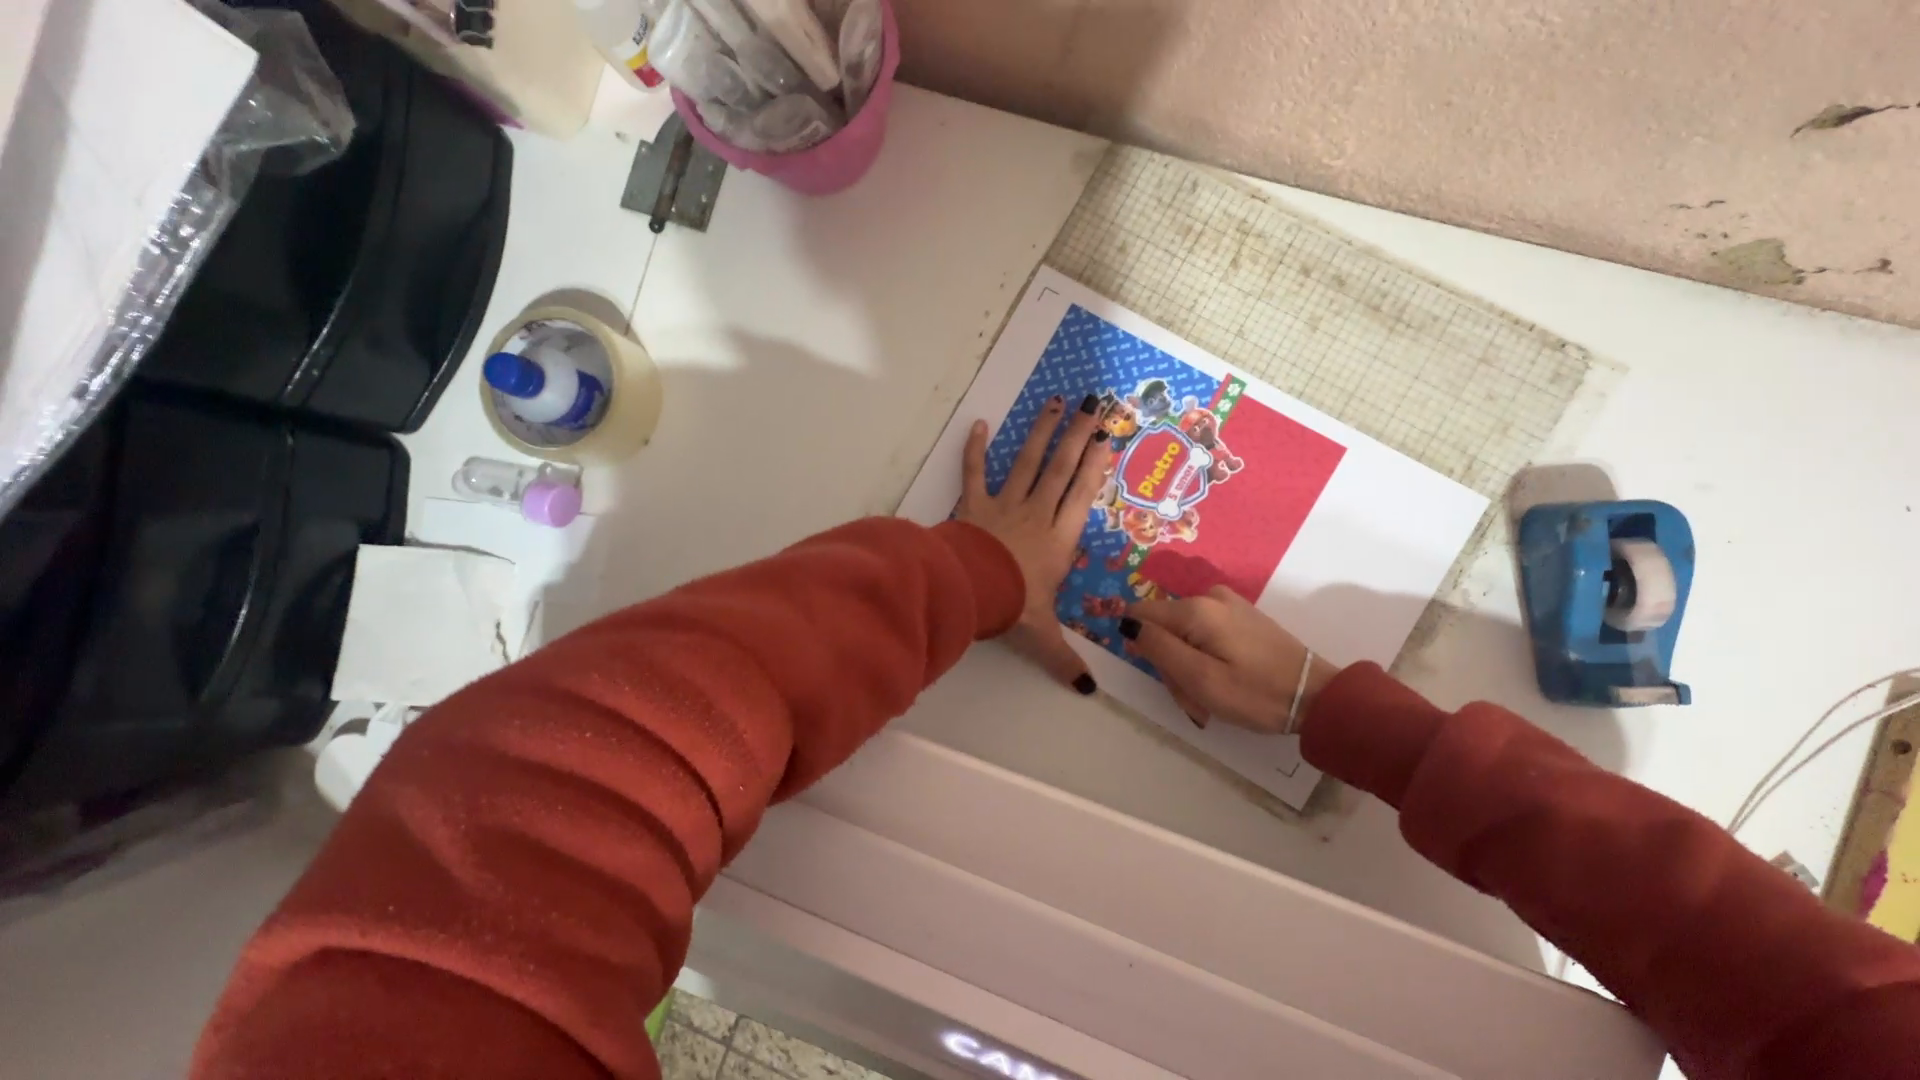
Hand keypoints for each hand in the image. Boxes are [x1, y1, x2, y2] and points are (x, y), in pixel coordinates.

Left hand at [956, 394, 1113, 693]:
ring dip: (1039, 432)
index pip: (1083, 496)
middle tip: (1090, 403)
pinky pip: (974, 473)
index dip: (1096, 466)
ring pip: (1025, 462)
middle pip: (1060, 469)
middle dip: (1077, 435)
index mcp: (1059, 539)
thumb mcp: (1043, 635)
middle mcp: (1037, 515)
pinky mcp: (974, 505)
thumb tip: (1088, 690)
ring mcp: (1004, 505)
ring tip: (1052, 402)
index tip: (1108, 436)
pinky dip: (974, 450)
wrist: (968, 590)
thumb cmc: (1011, 606)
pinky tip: (978, 424)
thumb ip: (1065, 658)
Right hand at [1120, 586, 1339, 731]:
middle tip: (1194, 700)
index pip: (1139, 615)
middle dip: (1170, 665)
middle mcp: (1209, 597)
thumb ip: (1158, 648)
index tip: (1163, 677)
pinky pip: (1204, 635)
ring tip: (1211, 698)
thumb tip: (1126, 622)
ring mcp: (1228, 605)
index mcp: (1195, 610)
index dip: (1140, 647)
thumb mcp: (1199, 679)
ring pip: (1183, 635)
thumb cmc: (1255, 693)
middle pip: (1163, 628)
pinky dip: (1206, 660)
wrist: (1315, 697)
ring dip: (1188, 668)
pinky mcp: (1241, 617)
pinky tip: (1224, 682)